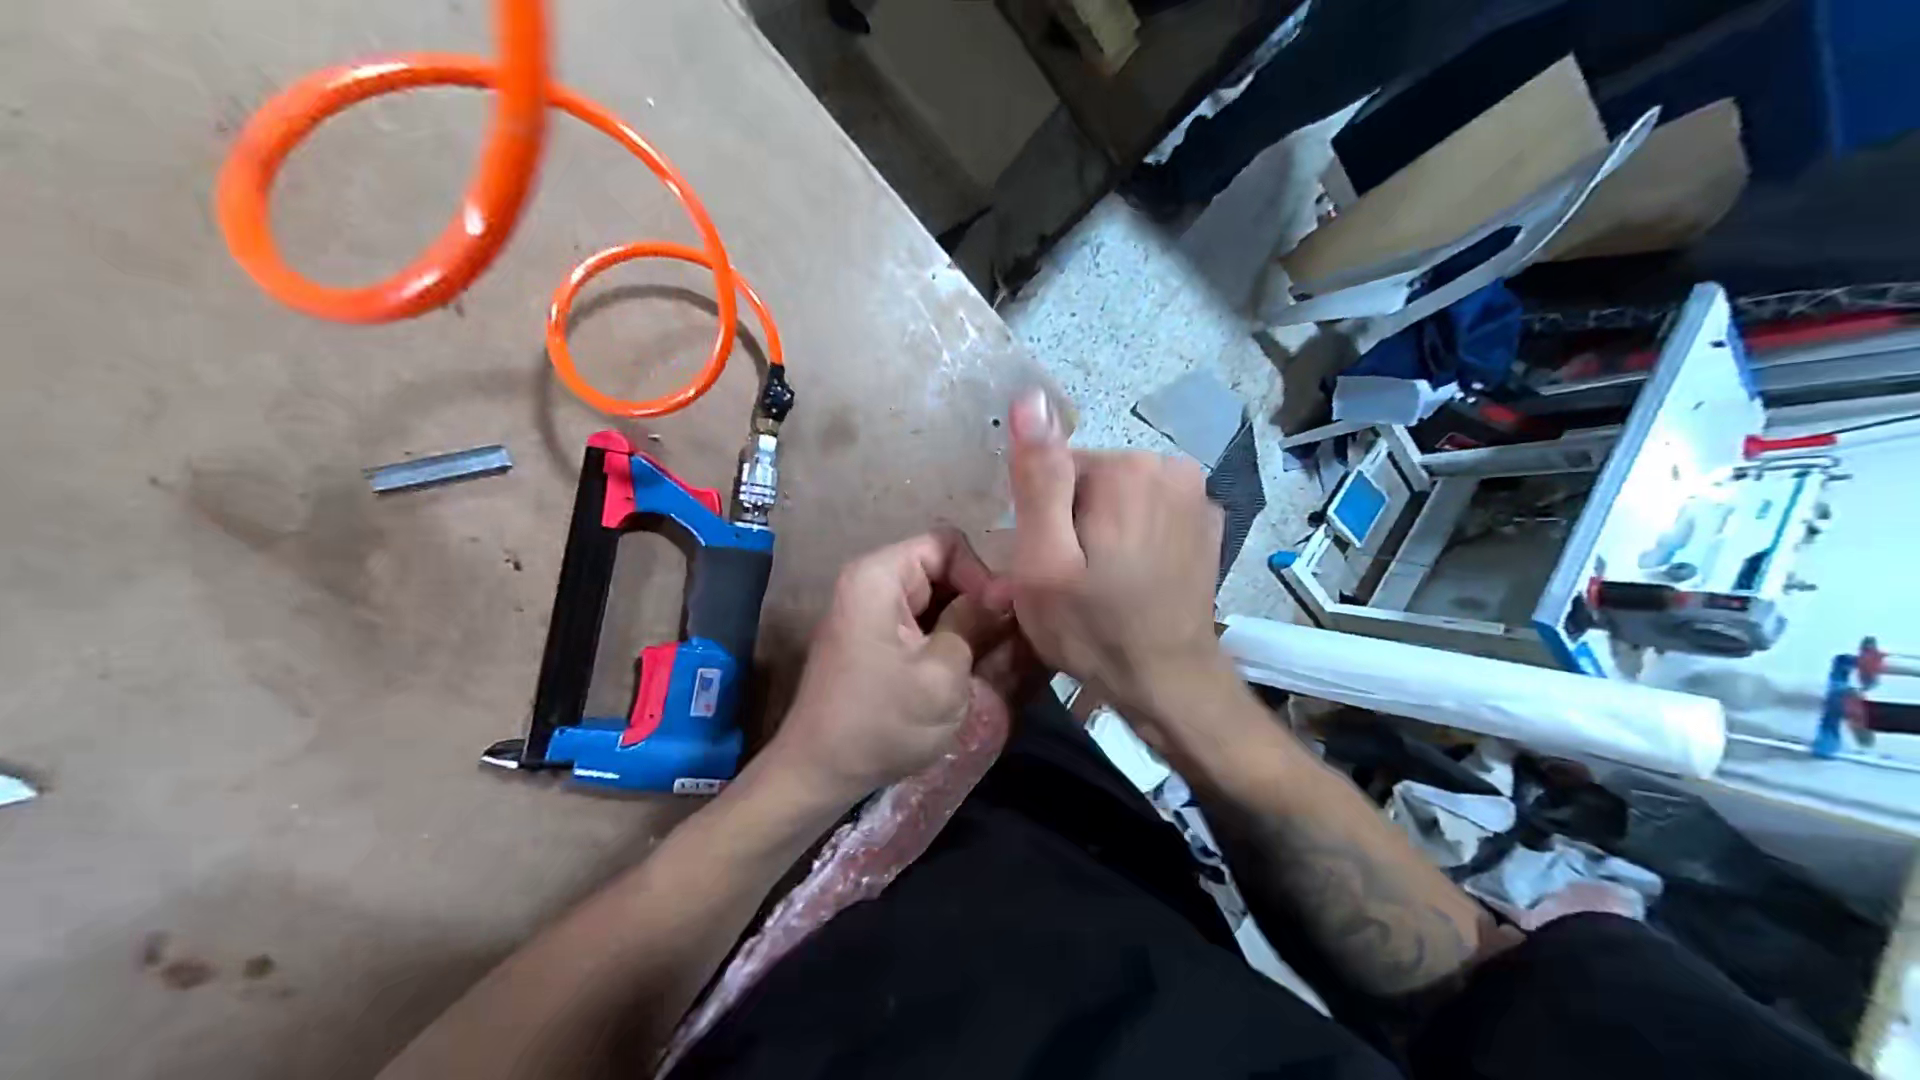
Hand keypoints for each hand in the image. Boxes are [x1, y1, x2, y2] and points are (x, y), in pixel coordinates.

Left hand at [765, 530, 1013, 803]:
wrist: (820, 772)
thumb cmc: (882, 723)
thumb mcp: (942, 675)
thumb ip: (975, 623)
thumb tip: (1005, 593)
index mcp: (878, 576)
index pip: (947, 544)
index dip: (981, 573)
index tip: (1001, 616)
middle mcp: (870, 582)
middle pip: (941, 568)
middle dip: (975, 600)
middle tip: (1005, 639)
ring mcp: (870, 610)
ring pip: (935, 597)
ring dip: (964, 623)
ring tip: (991, 656)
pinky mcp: (874, 636)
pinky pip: (920, 620)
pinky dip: (946, 637)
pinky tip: (964, 668)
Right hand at [996, 389, 1232, 742]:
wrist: (1169, 683)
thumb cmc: (1094, 629)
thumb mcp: (1044, 559)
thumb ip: (1037, 477)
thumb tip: (1030, 399)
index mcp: (1128, 468)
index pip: (1055, 467)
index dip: (1041, 517)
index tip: (1047, 562)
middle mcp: (1172, 466)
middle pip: (1090, 478)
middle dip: (1072, 521)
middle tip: (1071, 578)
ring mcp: (1197, 495)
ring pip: (1118, 495)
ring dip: (1102, 530)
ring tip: (1102, 582)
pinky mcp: (1206, 523)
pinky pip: (1148, 513)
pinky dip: (1133, 538)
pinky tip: (1133, 579)